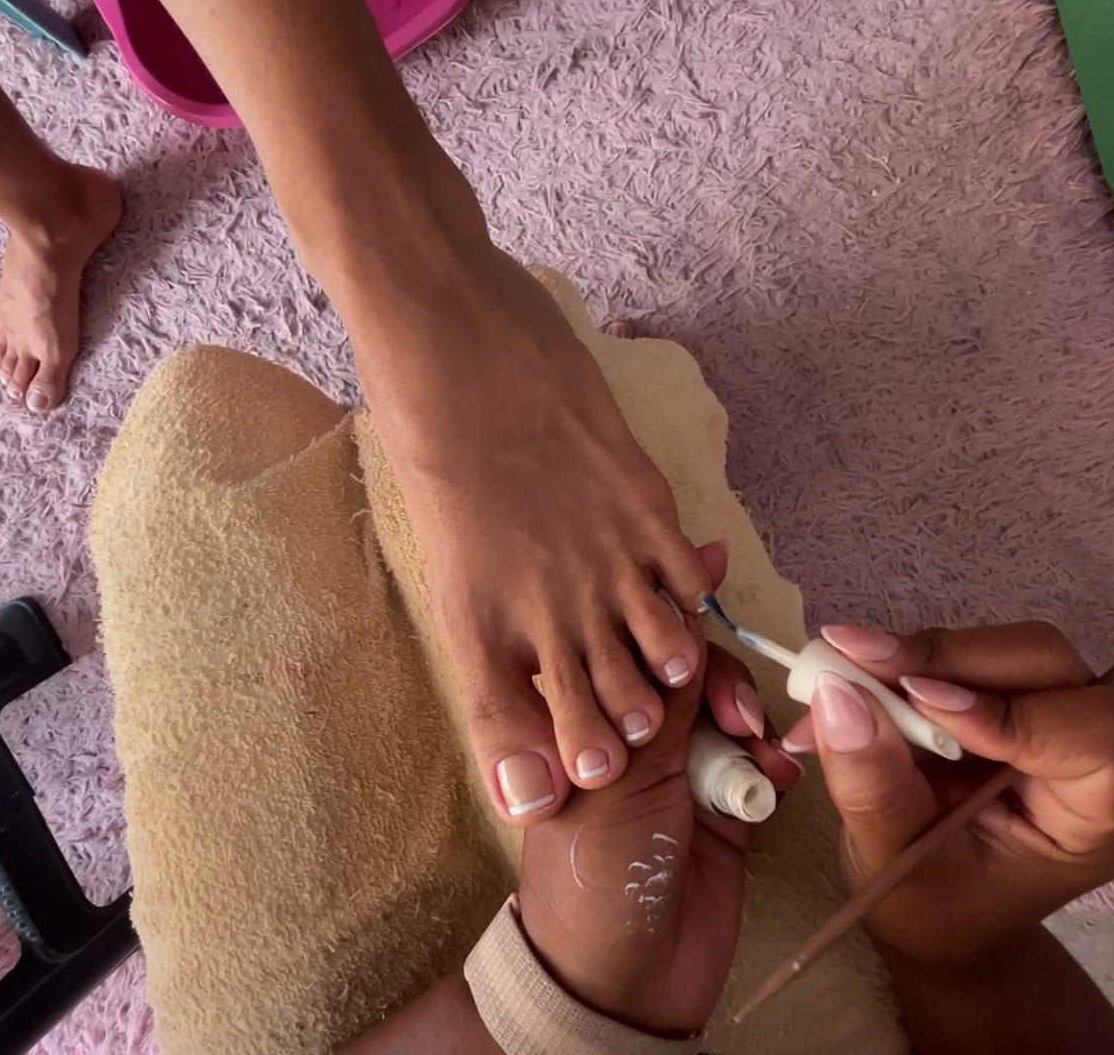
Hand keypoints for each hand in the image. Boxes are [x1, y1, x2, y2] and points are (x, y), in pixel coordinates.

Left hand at [357, 248, 717, 824]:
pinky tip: (689, 604)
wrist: (443, 333)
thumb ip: (477, 607)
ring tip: (666, 690)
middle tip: (630, 747)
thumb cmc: (423, 431)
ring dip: (659, 678)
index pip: (520, 718)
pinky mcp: (638, 496)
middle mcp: (539, 598)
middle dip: (613, 733)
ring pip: (650, 648)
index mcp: (473, 612)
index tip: (574, 781)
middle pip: (597, 696)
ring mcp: (596, 549)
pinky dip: (690, 601)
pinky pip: (682, 575)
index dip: (548, 761)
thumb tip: (505, 656)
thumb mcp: (432, 534)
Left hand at [518, 642, 799, 1036]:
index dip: (669, 639)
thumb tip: (683, 622)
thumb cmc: (600, 872)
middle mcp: (636, 737)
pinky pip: (756, 763)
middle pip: (688, 678)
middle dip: (721, 688)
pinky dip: (771, 763)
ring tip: (762, 755)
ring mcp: (681, 770)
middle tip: (739, 719)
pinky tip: (777, 777)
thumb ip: (663, 706)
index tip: (704, 641)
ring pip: (727, 715)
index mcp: (591, 722)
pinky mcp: (723, 805)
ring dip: (752, 726)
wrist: (629, 984)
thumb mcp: (626, 781)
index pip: (631, 654)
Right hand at [783, 622, 1113, 966]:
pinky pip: (944, 655)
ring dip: (908, 653)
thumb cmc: (932, 911)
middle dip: (943, 656)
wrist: (929, 911)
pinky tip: (840, 679)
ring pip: (988, 647)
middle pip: (1041, 662)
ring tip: (834, 669)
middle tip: (854, 657)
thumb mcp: (896, 867)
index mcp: (1095, 811)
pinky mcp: (983, 696)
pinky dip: (889, 660)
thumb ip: (872, 788)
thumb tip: (836, 695)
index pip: (1093, 732)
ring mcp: (1031, 713)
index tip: (917, 700)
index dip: (1008, 709)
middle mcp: (1076, 748)